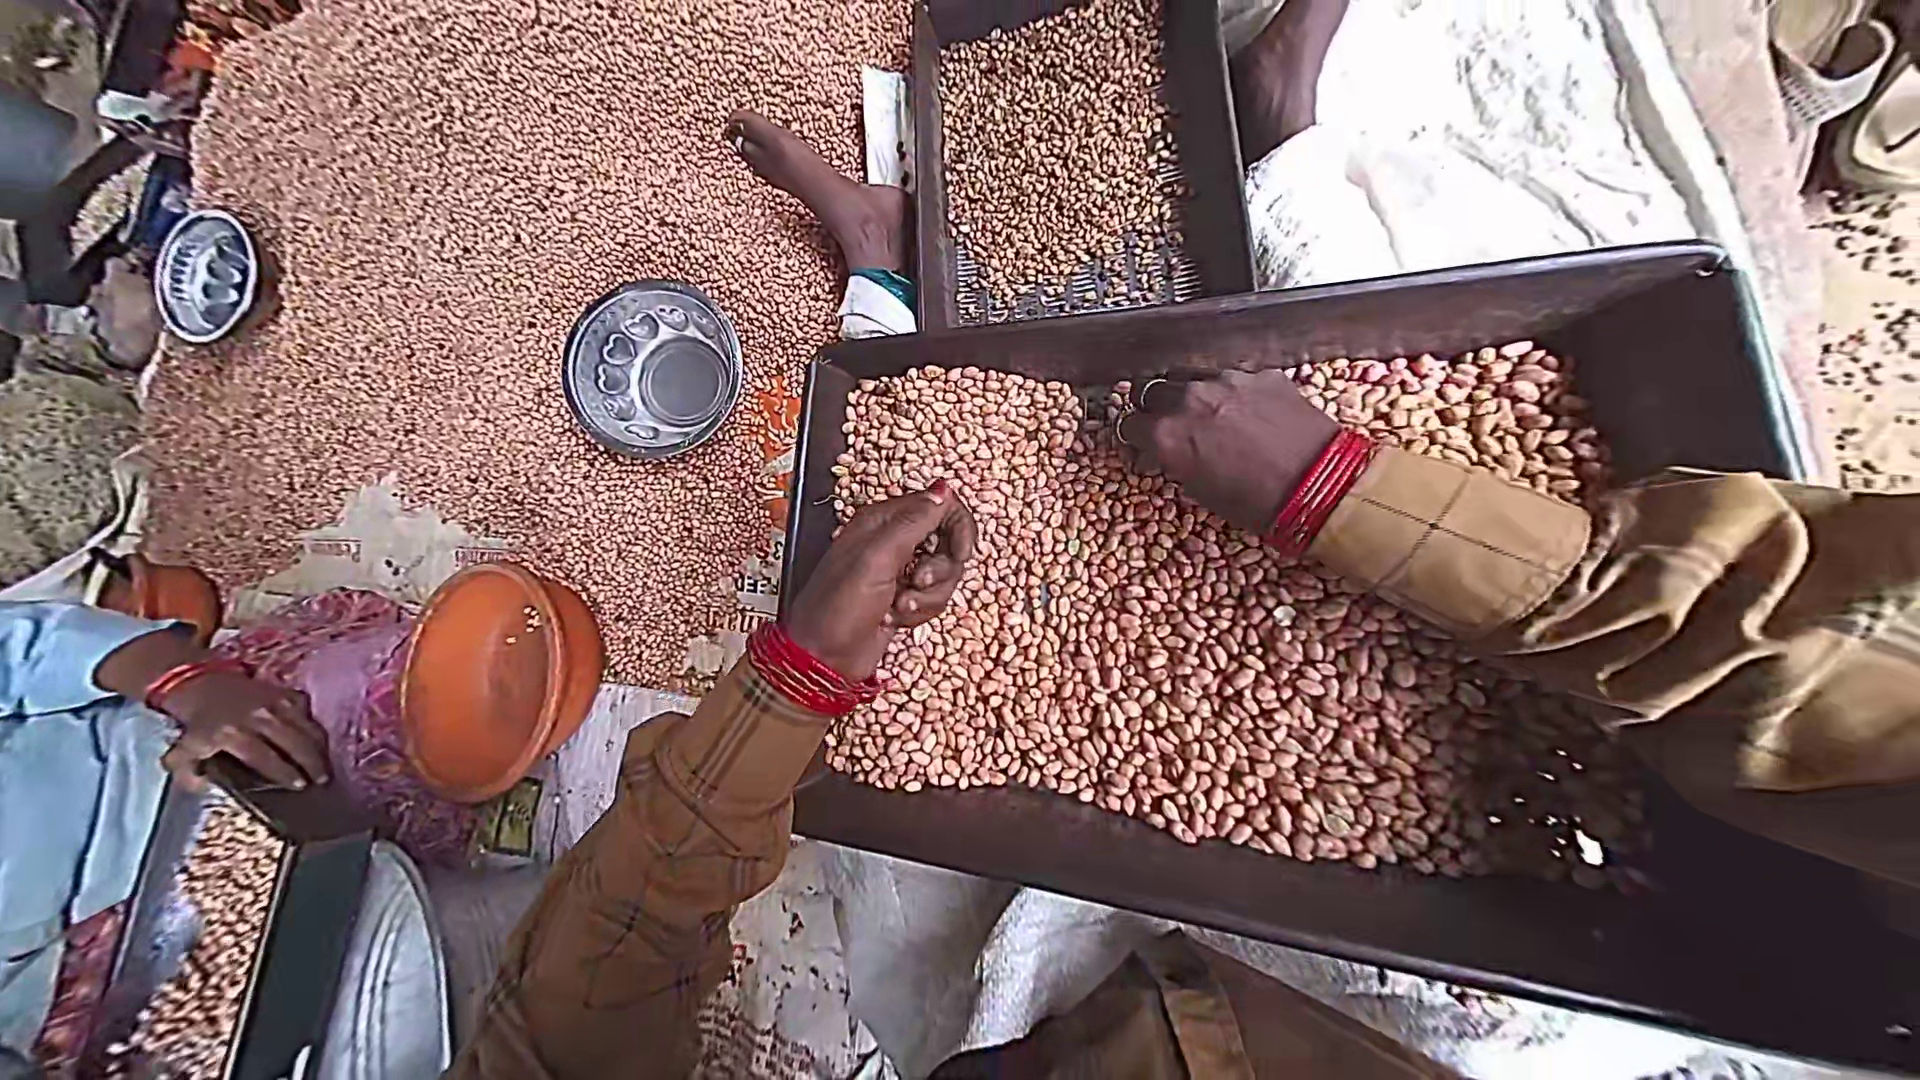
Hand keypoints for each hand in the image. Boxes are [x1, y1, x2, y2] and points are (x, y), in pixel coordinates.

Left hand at [158, 670, 330, 791]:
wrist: (208, 688)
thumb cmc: (198, 726)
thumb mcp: (181, 753)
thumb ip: (190, 775)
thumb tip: (211, 788)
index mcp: (231, 734)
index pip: (264, 758)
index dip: (284, 773)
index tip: (300, 786)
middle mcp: (260, 718)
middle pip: (296, 743)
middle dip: (312, 763)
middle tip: (323, 779)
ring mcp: (280, 704)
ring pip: (310, 730)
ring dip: (321, 749)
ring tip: (327, 764)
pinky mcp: (294, 695)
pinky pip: (310, 717)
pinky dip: (316, 732)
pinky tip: (319, 744)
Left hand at [786, 481, 978, 680]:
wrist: (824, 657)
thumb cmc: (839, 606)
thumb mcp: (877, 557)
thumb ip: (914, 521)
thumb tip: (943, 490)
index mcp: (884, 520)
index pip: (939, 505)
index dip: (957, 527)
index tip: (961, 553)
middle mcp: (893, 540)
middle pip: (947, 542)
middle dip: (940, 569)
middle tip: (917, 581)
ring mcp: (900, 570)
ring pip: (944, 574)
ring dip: (927, 595)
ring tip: (899, 605)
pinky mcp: (905, 597)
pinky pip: (935, 597)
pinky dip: (920, 611)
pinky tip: (894, 618)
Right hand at [1118, 369, 1338, 533]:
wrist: (1320, 485)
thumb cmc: (1254, 502)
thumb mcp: (1197, 489)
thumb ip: (1173, 459)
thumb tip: (1163, 451)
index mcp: (1166, 433)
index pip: (1129, 423)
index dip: (1133, 433)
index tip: (1139, 440)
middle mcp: (1188, 399)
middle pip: (1152, 389)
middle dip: (1154, 405)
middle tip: (1165, 421)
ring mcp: (1226, 381)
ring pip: (1191, 377)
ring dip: (1190, 393)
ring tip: (1206, 413)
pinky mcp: (1261, 375)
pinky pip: (1233, 377)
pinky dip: (1231, 392)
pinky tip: (1245, 410)